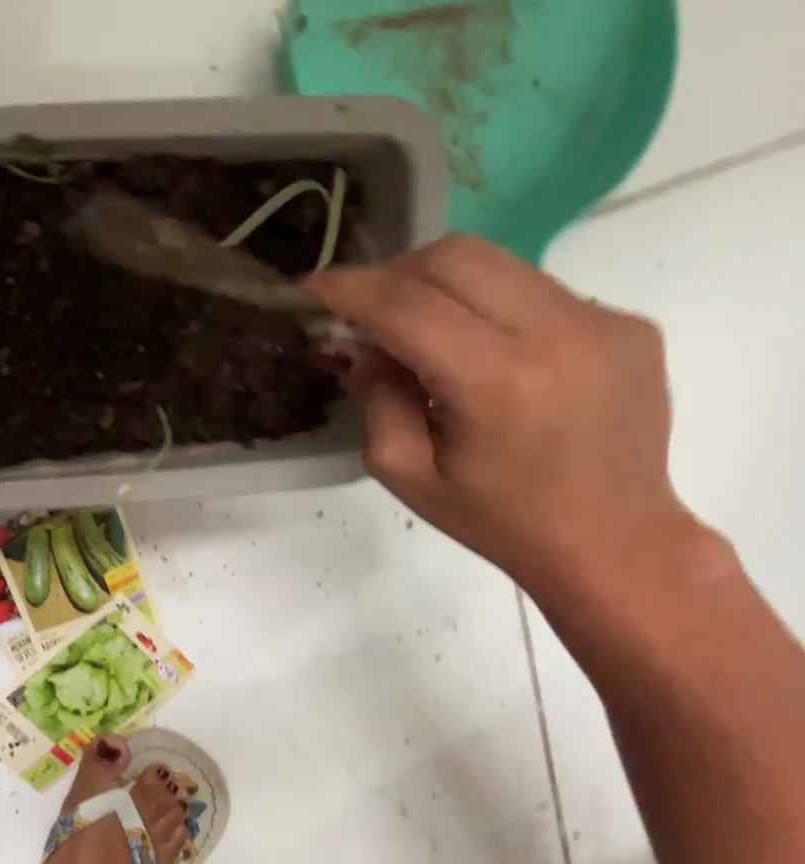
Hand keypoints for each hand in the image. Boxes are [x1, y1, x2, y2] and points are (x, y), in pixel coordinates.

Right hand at [309, 234, 699, 587]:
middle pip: (455, 258)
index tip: (307, 292)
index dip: (349, 290)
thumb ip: (375, 397)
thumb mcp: (404, 470)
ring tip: (414, 332)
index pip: (407, 305)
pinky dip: (486, 306)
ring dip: (437, 285)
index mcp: (498, 381)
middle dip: (392, 274)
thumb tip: (355, 345)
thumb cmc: (495, 517)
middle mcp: (559, 332)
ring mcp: (602, 320)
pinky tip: (478, 353)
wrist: (613, 537)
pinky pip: (534, 289)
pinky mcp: (624, 322)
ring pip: (497, 262)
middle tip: (361, 311)